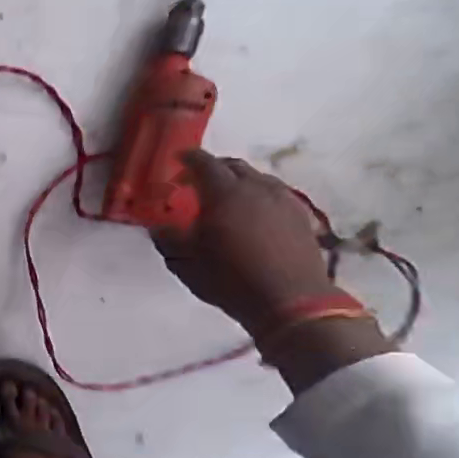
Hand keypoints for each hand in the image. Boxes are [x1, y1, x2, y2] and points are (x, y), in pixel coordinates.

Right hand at [153, 151, 338, 335]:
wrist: (289, 299)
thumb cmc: (229, 279)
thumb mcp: (185, 262)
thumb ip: (168, 239)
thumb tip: (159, 226)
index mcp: (224, 194)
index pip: (204, 164)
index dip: (189, 158)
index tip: (178, 159)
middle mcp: (256, 188)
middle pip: (233, 166)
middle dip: (213, 168)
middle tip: (195, 180)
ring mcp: (282, 200)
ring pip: (257, 178)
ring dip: (237, 181)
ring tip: (224, 197)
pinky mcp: (299, 215)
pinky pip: (274, 193)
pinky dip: (257, 195)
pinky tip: (251, 213)